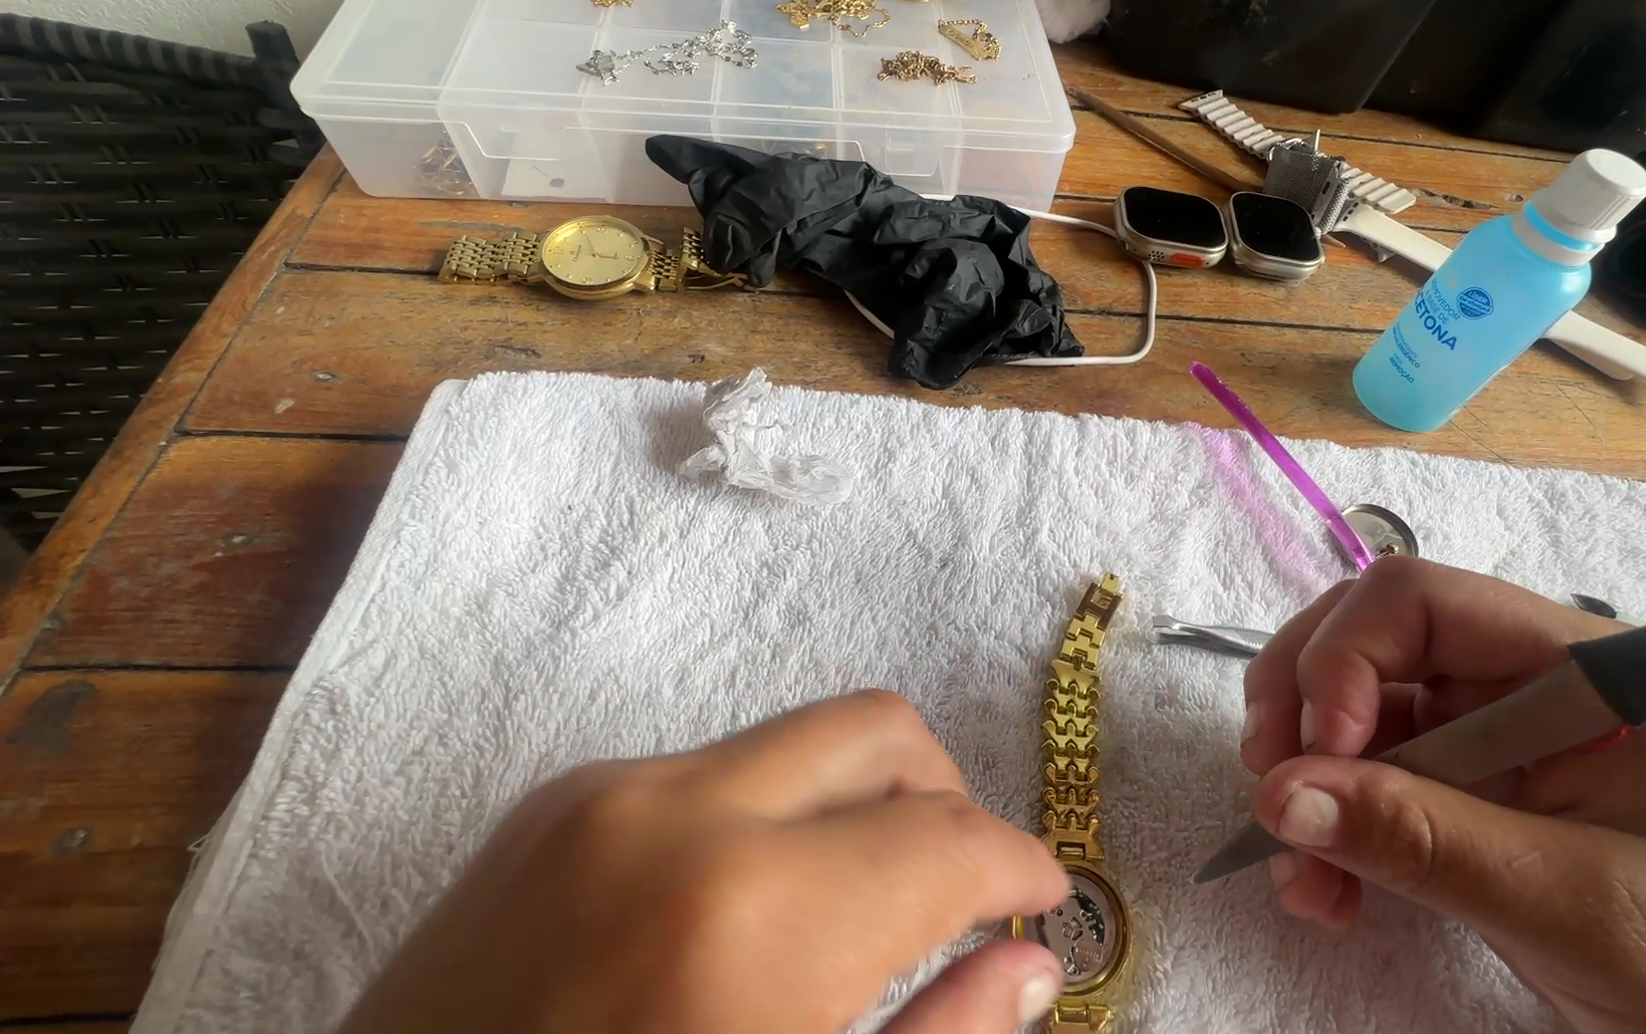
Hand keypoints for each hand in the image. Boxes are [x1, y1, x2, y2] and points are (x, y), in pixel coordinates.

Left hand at [339, 690, 1069, 1033]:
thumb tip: (1027, 967)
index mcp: (742, 920)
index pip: (941, 837)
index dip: (1016, 865)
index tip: (1040, 900)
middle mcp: (672, 810)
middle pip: (878, 727)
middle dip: (945, 793)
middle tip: (958, 884)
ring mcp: (601, 789)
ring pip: (800, 739)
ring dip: (858, 802)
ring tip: (857, 900)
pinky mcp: (556, 797)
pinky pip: (719, 767)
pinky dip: (775, 812)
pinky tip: (752, 904)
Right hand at [1240, 557, 1645, 1033]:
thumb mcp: (1589, 911)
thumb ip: (1428, 844)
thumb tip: (1276, 796)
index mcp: (1580, 669)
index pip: (1420, 601)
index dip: (1345, 658)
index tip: (1316, 753)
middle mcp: (1520, 685)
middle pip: (1366, 643)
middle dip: (1299, 709)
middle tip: (1271, 788)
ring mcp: (1489, 740)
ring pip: (1349, 717)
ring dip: (1303, 782)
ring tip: (1298, 874)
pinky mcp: (1468, 795)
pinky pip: (1365, 781)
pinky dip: (1326, 826)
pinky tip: (1323, 890)